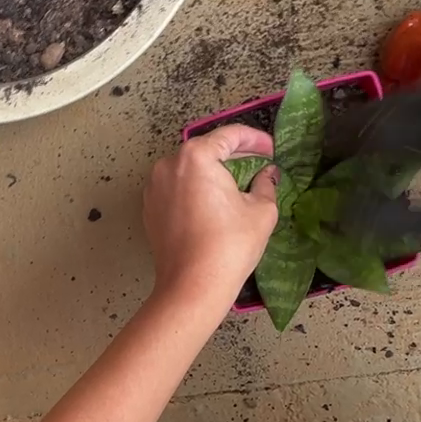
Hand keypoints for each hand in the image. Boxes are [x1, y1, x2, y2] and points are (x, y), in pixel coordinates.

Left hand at [144, 125, 278, 305]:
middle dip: (234, 156)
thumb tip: (267, 175)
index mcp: (195, 157)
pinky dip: (195, 191)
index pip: (229, 135)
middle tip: (258, 165)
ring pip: (189, 170)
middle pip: (206, 150)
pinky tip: (214, 206)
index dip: (255, 139)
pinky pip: (177, 190)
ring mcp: (154, 188)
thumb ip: (265, 184)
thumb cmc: (228, 247)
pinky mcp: (150, 210)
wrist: (193, 286)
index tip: (270, 149)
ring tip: (237, 186)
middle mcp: (168, 166)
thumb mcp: (262, 211)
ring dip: (213, 173)